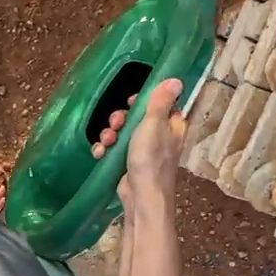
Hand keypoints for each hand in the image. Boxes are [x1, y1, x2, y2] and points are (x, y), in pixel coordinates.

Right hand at [89, 78, 184, 209]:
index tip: (131, 102)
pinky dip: (106, 149)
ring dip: (110, 134)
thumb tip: (176, 79)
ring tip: (106, 142)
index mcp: (172, 125)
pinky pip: (115, 149)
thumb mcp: (154, 124)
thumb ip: (161, 101)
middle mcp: (160, 136)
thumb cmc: (151, 158)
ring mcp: (144, 151)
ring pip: (123, 132)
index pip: (161, 104)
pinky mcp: (129, 163)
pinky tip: (99, 153)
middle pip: (137, 117)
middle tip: (115, 124)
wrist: (142, 196)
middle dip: (120, 119)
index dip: (144, 101)